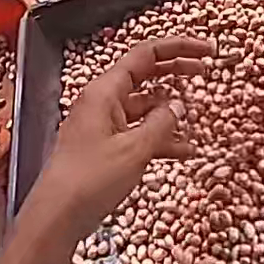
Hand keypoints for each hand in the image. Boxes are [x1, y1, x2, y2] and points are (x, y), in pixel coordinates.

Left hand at [22, 36, 213, 240]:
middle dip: (176, 71)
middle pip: (145, 75)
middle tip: (206, 70)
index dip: (178, 48)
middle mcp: (103, 101)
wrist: (57, 216)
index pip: (146, 54)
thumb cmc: (90, 179)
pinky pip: (137, 132)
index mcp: (105, 91)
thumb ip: (161, 123)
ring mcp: (103, 124)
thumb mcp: (134, 149)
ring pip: (143, 106)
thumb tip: (179, 105)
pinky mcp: (105, 146)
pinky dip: (159, 137)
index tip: (206, 49)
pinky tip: (184, 150)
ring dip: (170, 110)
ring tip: (198, 113)